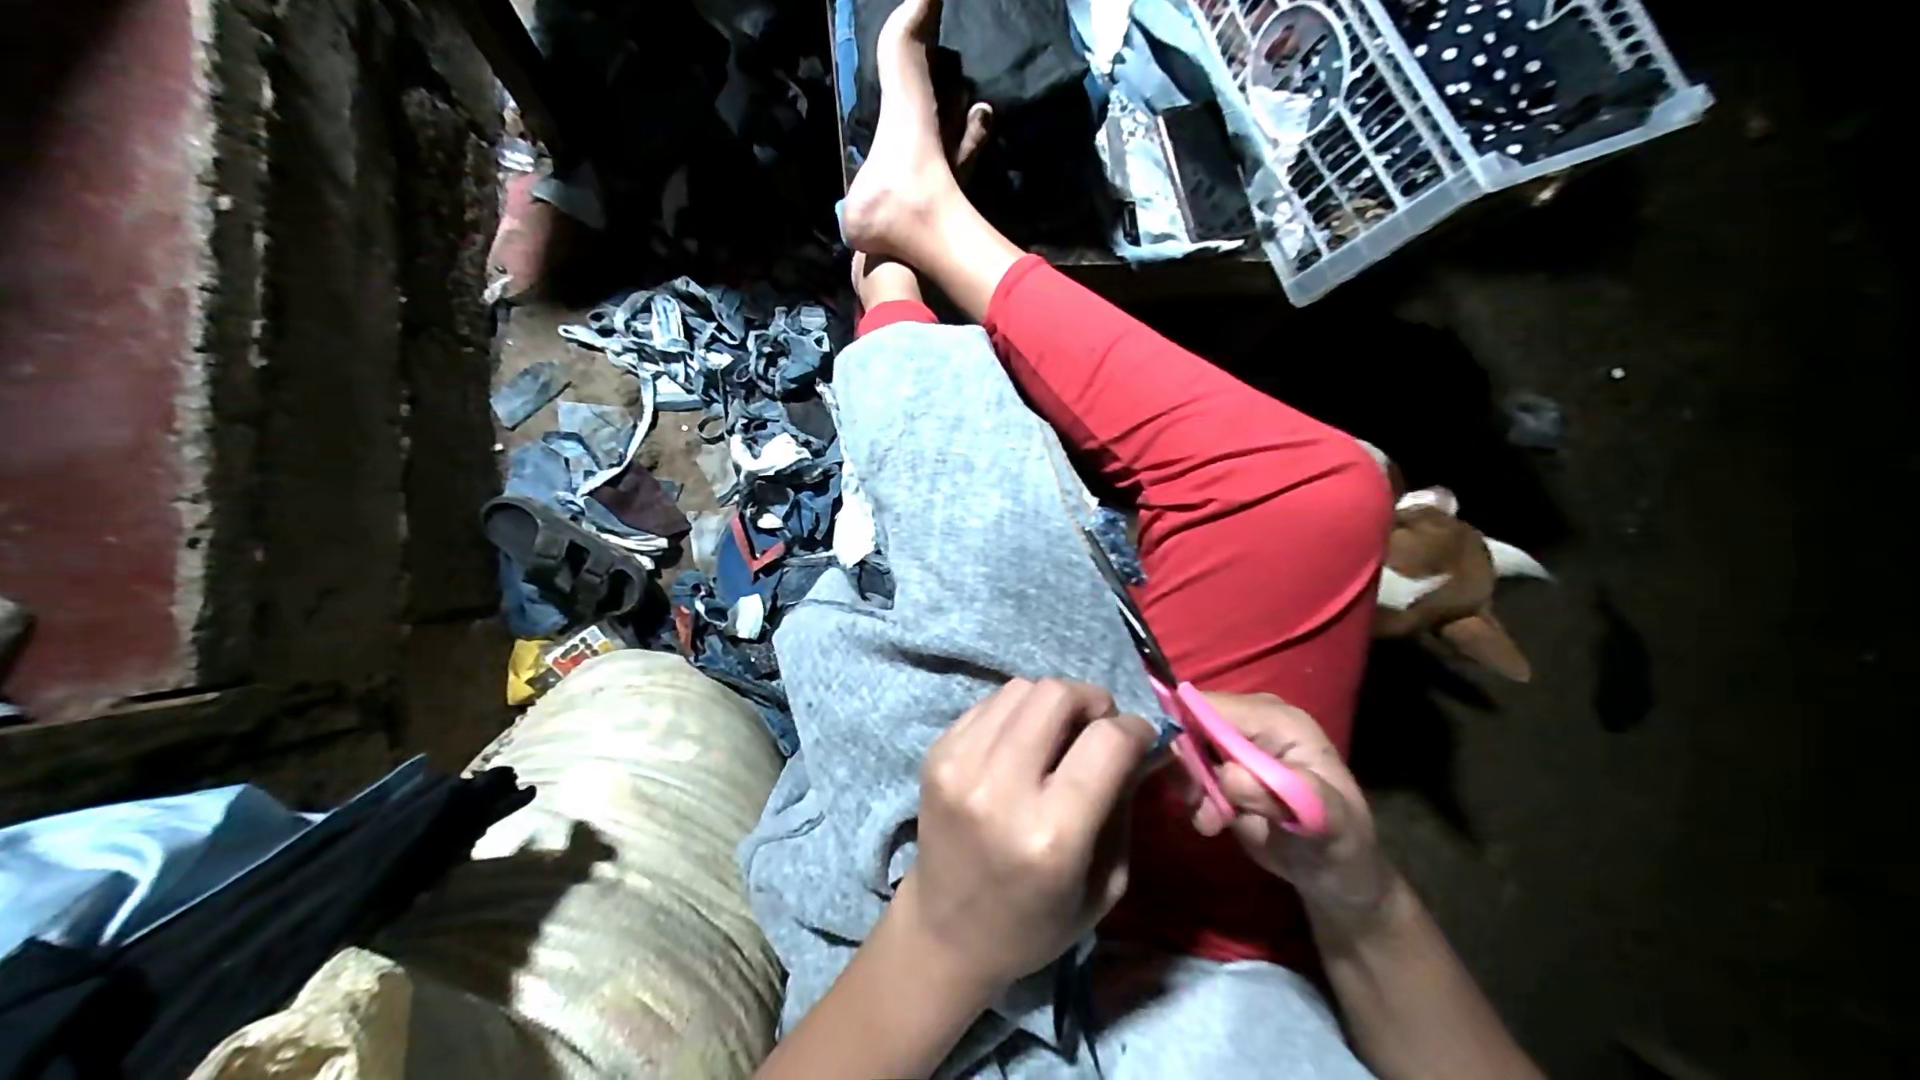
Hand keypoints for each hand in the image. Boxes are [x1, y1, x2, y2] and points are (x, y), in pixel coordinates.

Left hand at [894, 678, 1156, 992]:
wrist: (947, 930)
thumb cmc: (1037, 921)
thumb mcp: (1106, 881)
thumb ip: (1125, 801)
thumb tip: (1142, 737)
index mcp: (1051, 836)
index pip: (1107, 741)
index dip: (1136, 730)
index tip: (1141, 740)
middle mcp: (1000, 790)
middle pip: (1057, 694)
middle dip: (1092, 701)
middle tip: (1098, 727)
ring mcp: (959, 766)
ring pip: (1023, 688)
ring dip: (1054, 702)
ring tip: (1059, 735)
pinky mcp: (936, 753)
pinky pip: (991, 702)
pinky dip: (1018, 712)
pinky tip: (1022, 743)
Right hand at [1189, 693, 1393, 924]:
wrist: (1336, 874)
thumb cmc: (1341, 844)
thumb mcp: (1330, 823)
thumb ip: (1283, 794)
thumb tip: (1229, 775)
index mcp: (1279, 720)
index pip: (1211, 707)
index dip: (1186, 732)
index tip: (1190, 779)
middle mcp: (1252, 721)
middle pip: (1189, 722)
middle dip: (1188, 766)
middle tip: (1204, 806)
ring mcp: (1236, 743)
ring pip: (1184, 747)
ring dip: (1191, 786)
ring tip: (1214, 820)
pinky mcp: (1223, 765)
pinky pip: (1188, 769)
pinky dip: (1194, 797)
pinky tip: (1214, 821)